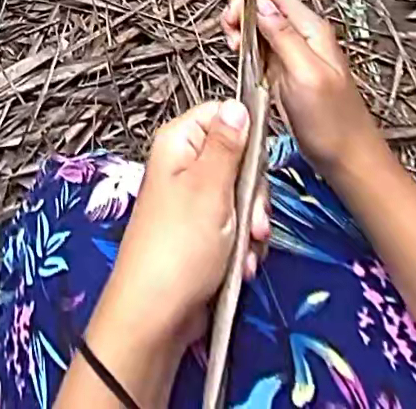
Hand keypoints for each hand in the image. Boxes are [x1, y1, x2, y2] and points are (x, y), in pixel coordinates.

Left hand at [100, 100, 272, 346]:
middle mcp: (183, 164)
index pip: (222, 115)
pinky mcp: (201, 227)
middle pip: (239, 159)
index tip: (257, 168)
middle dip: (254, 195)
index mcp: (178, 142)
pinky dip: (242, 246)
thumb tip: (237, 106)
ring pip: (242, 196)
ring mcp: (193, 197)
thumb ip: (226, 145)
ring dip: (250, 226)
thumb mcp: (209, 187)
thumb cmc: (177, 247)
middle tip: (251, 219)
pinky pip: (236, 225)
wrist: (158, 310)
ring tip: (241, 248)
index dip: (247, 140)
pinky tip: (238, 264)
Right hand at [221, 0, 384, 179]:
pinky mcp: (281, 67)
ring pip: (255, 23)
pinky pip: (256, 44)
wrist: (346, 158)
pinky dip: (243, 47)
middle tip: (232, 36)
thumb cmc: (333, 122)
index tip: (235, 21)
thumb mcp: (306, 73)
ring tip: (235, 48)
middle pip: (259, 3)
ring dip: (238, 30)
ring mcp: (291, 50)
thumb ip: (282, 34)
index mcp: (310, 28)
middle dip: (239, 14)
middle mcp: (301, 34)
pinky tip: (242, 59)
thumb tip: (261, 1)